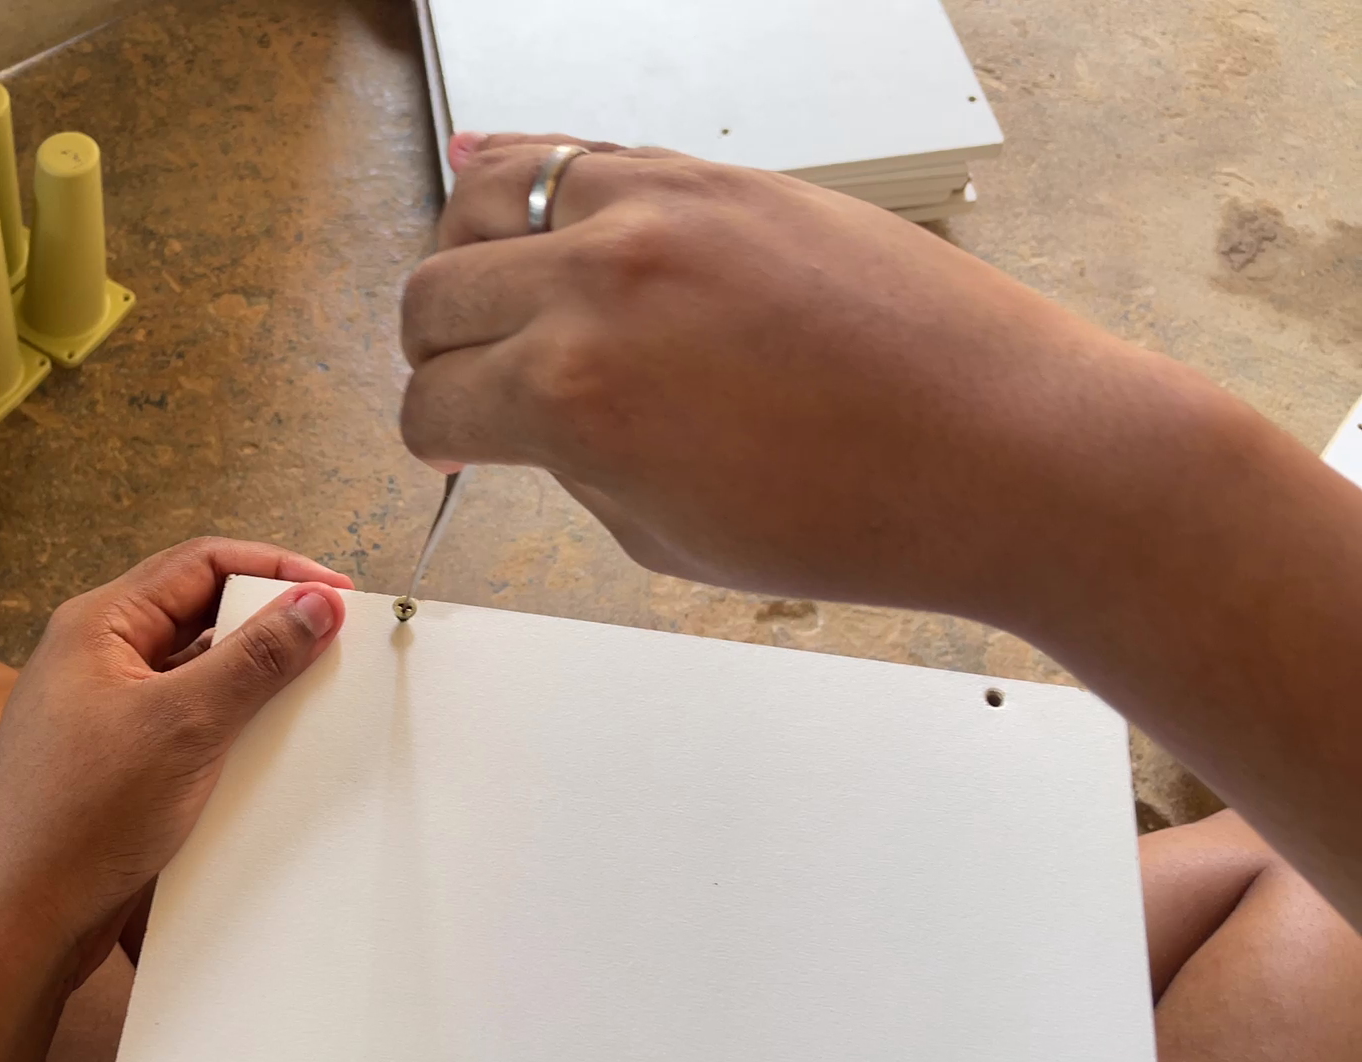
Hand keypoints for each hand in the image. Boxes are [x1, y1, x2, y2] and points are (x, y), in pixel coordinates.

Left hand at [0, 538, 349, 963]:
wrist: (15, 927)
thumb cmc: (81, 815)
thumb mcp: (184, 723)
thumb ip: (257, 655)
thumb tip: (320, 601)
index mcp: (101, 623)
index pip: (201, 562)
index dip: (274, 567)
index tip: (335, 590)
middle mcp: (104, 652)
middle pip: (201, 606)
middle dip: (268, 614)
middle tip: (330, 631)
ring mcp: (112, 702)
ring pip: (200, 659)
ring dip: (255, 664)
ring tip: (311, 677)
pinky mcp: (126, 747)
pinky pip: (193, 706)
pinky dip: (235, 708)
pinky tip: (271, 728)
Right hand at [400, 133, 1244, 624]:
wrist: (1005, 452)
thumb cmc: (838, 523)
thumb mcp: (653, 534)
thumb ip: (563, 459)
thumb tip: (521, 411)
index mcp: (569, 400)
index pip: (431, 409)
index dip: (428, 444)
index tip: (447, 452)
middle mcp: (591, 287)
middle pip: (428, 301)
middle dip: (428, 359)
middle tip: (460, 386)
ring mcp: (652, 209)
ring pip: (475, 202)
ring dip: (460, 264)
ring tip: (493, 302)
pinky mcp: (711, 174)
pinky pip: (571, 156)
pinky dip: (527, 193)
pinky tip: (532, 226)